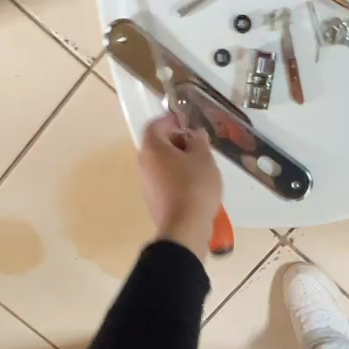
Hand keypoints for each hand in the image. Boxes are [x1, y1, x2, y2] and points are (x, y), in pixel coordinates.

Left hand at [138, 113, 222, 263]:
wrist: (185, 227)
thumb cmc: (195, 186)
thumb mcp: (204, 157)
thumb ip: (199, 140)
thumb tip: (195, 134)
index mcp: (152, 149)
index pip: (155, 126)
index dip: (170, 120)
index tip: (185, 121)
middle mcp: (143, 164)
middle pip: (157, 145)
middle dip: (176, 141)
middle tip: (196, 143)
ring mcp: (146, 184)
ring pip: (161, 164)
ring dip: (177, 160)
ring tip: (199, 165)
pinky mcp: (153, 201)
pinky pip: (164, 181)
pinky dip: (176, 177)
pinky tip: (194, 184)